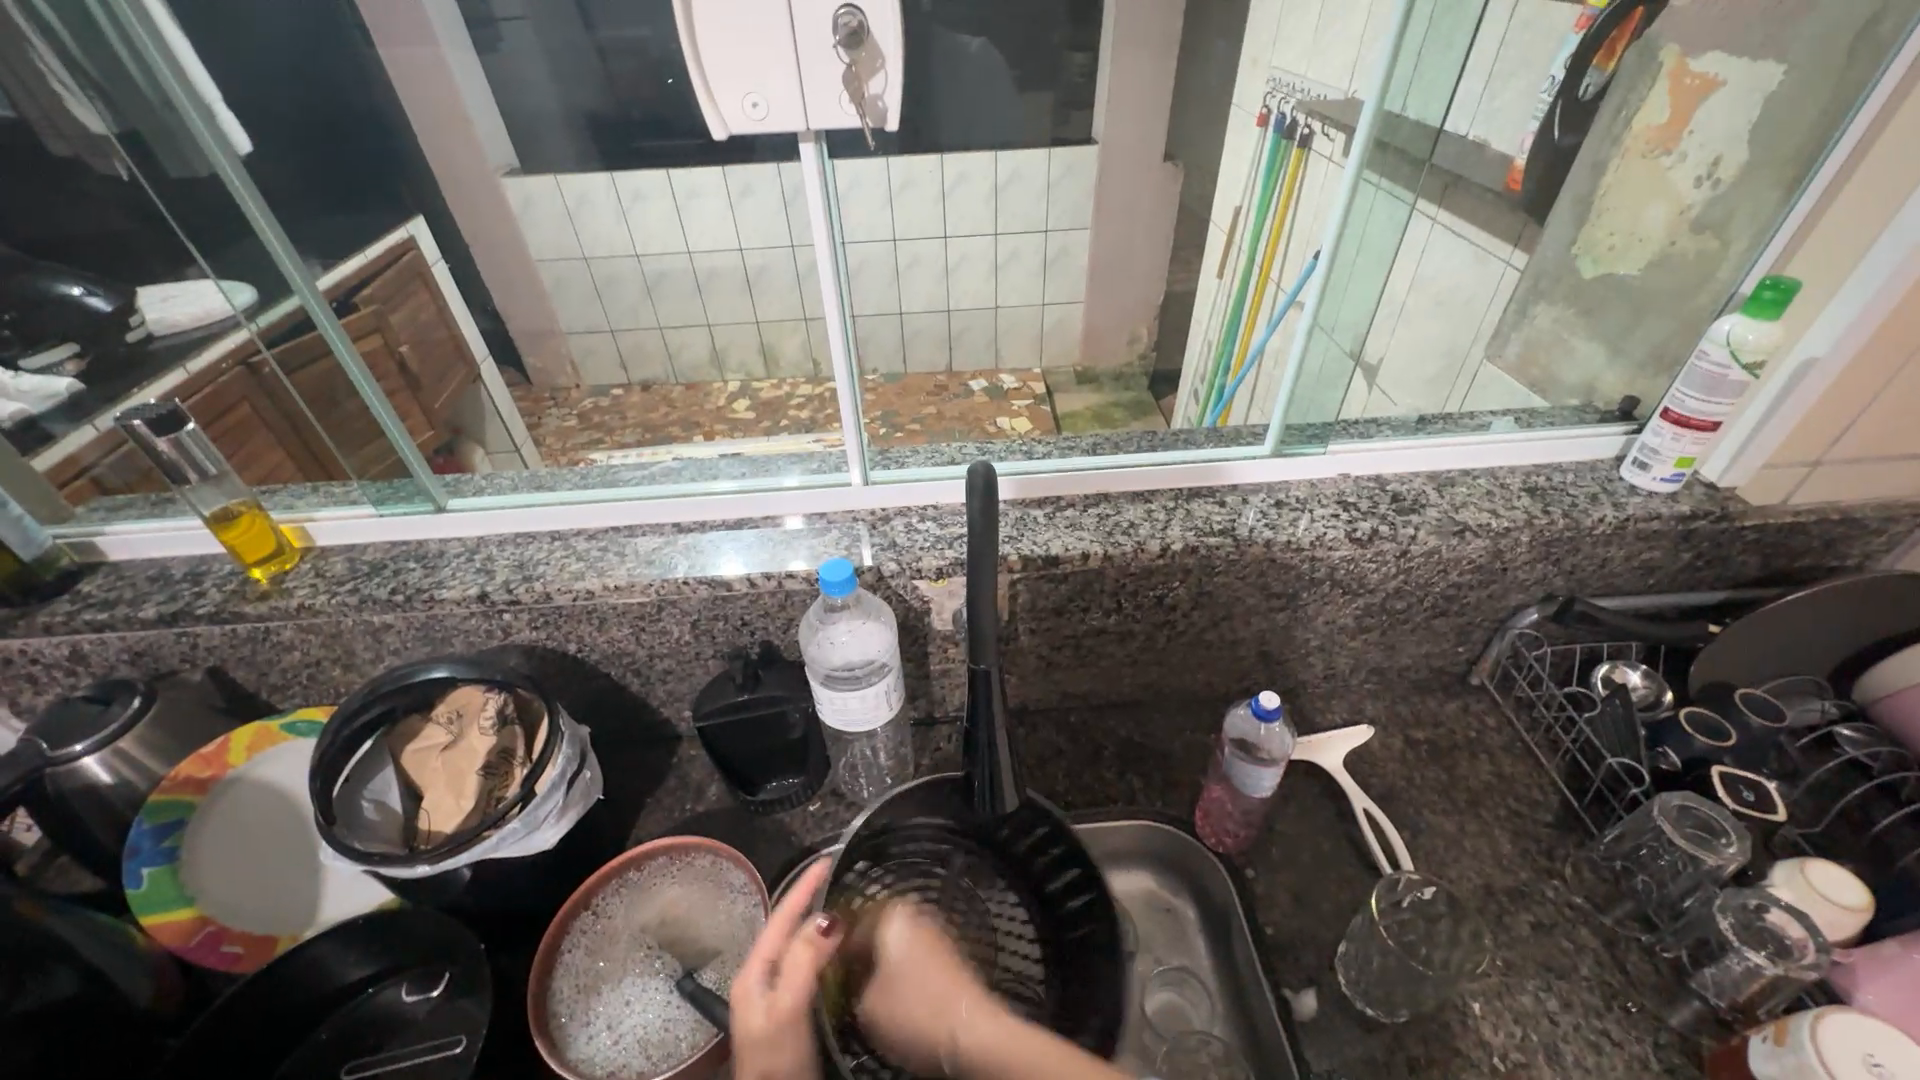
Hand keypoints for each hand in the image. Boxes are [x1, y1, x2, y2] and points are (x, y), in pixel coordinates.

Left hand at [729, 860, 843, 1079]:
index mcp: (754, 973)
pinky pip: (807, 967)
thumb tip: (828, 916)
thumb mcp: (788, 1008)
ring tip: (843, 905)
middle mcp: (761, 980)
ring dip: (817, 925)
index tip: (827, 861)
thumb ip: (804, 961)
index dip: (803, 888)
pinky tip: (839, 952)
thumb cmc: (776, 1062)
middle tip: (839, 878)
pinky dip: (823, 951)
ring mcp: (774, 998)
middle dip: (811, 901)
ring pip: (797, 948)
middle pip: (787, 930)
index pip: (781, 918)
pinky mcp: (790, 1014)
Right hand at [849, 901, 1007, 1077]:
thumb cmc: (913, 1011)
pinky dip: (907, 973)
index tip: (831, 975)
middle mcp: (916, 913)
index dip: (837, 953)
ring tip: (875, 995)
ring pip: (900, 945)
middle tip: (852, 984)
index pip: (851, 926)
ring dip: (886, 965)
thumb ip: (852, 985)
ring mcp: (938, 931)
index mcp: (891, 914)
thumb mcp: (864, 1006)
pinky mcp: (954, 954)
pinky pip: (918, 958)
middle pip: (878, 931)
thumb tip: (856, 981)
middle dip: (865, 955)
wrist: (973, 1032)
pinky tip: (901, 998)